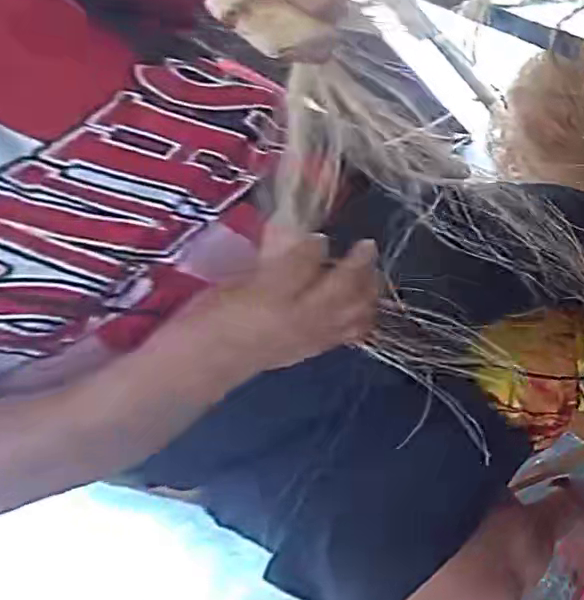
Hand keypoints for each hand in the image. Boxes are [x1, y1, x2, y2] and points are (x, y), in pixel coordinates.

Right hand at [146, 233, 380, 389]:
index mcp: (265, 297)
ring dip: (370, 285)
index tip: (319, 235)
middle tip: (366, 245)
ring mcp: (314, 333)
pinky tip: (367, 300)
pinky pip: (356, 328)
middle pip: (343, 284)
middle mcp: (298, 316)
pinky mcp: (320, 347)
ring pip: (359, 306)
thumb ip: (264, 261)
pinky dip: (366, 312)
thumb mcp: (224, 286)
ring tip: (371, 270)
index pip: (301, 263)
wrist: (196, 369)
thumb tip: (288, 230)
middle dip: (359, 261)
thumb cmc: (199, 322)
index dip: (314, 245)